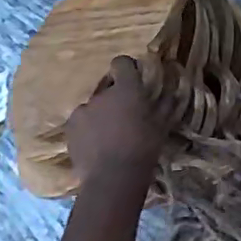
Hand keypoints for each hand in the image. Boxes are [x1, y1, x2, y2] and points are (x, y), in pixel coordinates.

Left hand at [65, 56, 163, 185]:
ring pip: (95, 105)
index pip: (121, 63)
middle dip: (117, 95)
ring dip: (103, 113)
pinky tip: (99, 144)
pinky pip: (82, 121)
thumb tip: (171, 90)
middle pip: (108, 86)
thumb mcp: (162, 125)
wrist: (113, 177)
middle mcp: (101, 95)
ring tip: (111, 133)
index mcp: (126, 90)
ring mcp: (82, 111)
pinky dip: (90, 127)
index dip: (128, 68)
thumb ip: (165, 103)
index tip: (135, 78)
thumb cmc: (144, 147)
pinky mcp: (69, 128)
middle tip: (127, 113)